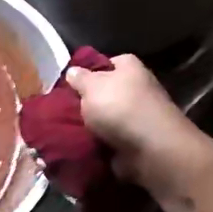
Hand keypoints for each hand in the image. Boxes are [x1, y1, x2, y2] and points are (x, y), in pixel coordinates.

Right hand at [63, 55, 212, 188]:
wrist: (149, 148)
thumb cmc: (120, 107)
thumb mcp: (92, 86)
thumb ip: (80, 78)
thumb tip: (73, 71)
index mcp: (130, 68)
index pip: (109, 63)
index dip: (89, 71)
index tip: (71, 82)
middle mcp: (137, 88)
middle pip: (106, 91)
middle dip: (86, 100)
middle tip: (62, 107)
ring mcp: (137, 115)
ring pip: (105, 116)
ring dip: (89, 124)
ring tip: (65, 128)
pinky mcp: (135, 139)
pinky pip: (109, 138)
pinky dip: (96, 142)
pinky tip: (79, 143)